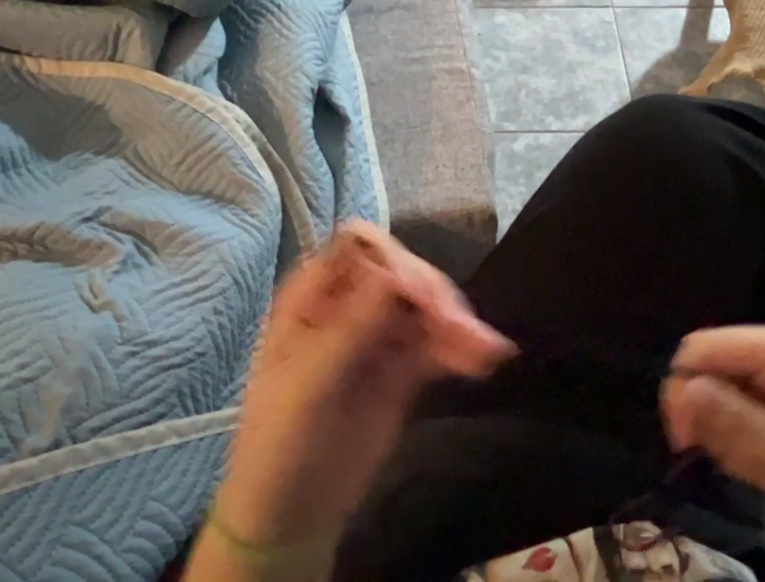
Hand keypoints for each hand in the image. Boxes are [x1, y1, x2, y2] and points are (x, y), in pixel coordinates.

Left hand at [209, 223, 514, 550]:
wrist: (290, 515)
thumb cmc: (278, 444)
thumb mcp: (306, 386)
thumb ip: (349, 329)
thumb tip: (391, 272)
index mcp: (312, 296)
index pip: (358, 248)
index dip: (394, 261)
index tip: (421, 297)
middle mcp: (348, 304)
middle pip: (402, 273)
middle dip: (435, 296)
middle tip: (461, 330)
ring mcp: (378, 335)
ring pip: (427, 306)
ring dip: (458, 322)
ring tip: (487, 350)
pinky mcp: (403, 368)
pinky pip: (438, 343)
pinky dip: (462, 346)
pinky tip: (486, 358)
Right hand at [661, 326, 764, 581]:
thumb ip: (739, 424)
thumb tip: (680, 388)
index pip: (702, 347)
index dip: (683, 390)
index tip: (686, 444)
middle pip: (710, 375)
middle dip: (718, 426)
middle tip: (754, 468)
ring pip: (722, 404)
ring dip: (738, 447)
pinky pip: (743, 422)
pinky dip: (752, 455)